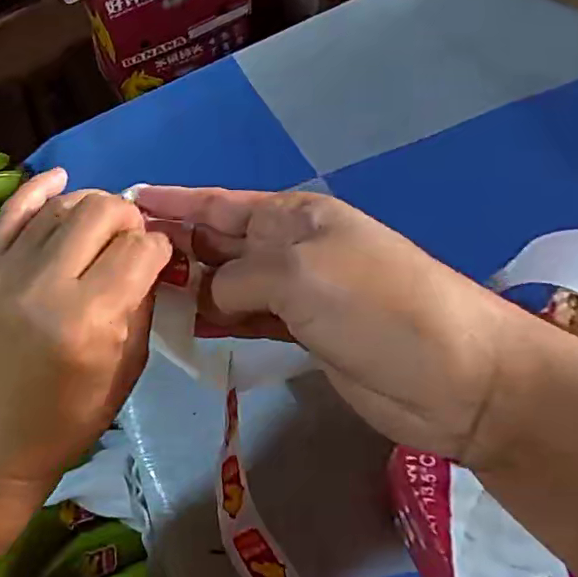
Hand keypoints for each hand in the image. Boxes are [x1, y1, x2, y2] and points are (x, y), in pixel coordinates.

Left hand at [0, 169, 172, 493]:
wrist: (4, 427)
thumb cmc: (77, 407)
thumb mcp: (132, 360)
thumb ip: (144, 297)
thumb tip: (153, 249)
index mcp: (88, 319)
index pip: (139, 249)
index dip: (158, 247)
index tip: (158, 257)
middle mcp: (45, 285)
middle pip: (101, 211)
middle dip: (128, 218)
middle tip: (131, 239)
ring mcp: (8, 270)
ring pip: (63, 203)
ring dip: (93, 206)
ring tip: (102, 228)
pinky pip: (14, 208)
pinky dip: (40, 188)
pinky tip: (62, 180)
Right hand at [133, 186, 544, 465]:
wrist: (457, 376)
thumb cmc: (375, 305)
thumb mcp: (298, 273)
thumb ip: (239, 278)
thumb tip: (208, 298)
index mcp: (294, 217)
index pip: (220, 203)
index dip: (175, 201)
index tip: (130, 200)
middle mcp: (292, 249)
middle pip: (220, 241)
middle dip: (175, 245)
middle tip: (120, 258)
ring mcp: (299, 294)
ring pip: (229, 285)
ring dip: (192, 288)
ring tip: (139, 295)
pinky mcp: (304, 336)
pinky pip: (247, 321)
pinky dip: (219, 323)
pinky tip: (187, 330)